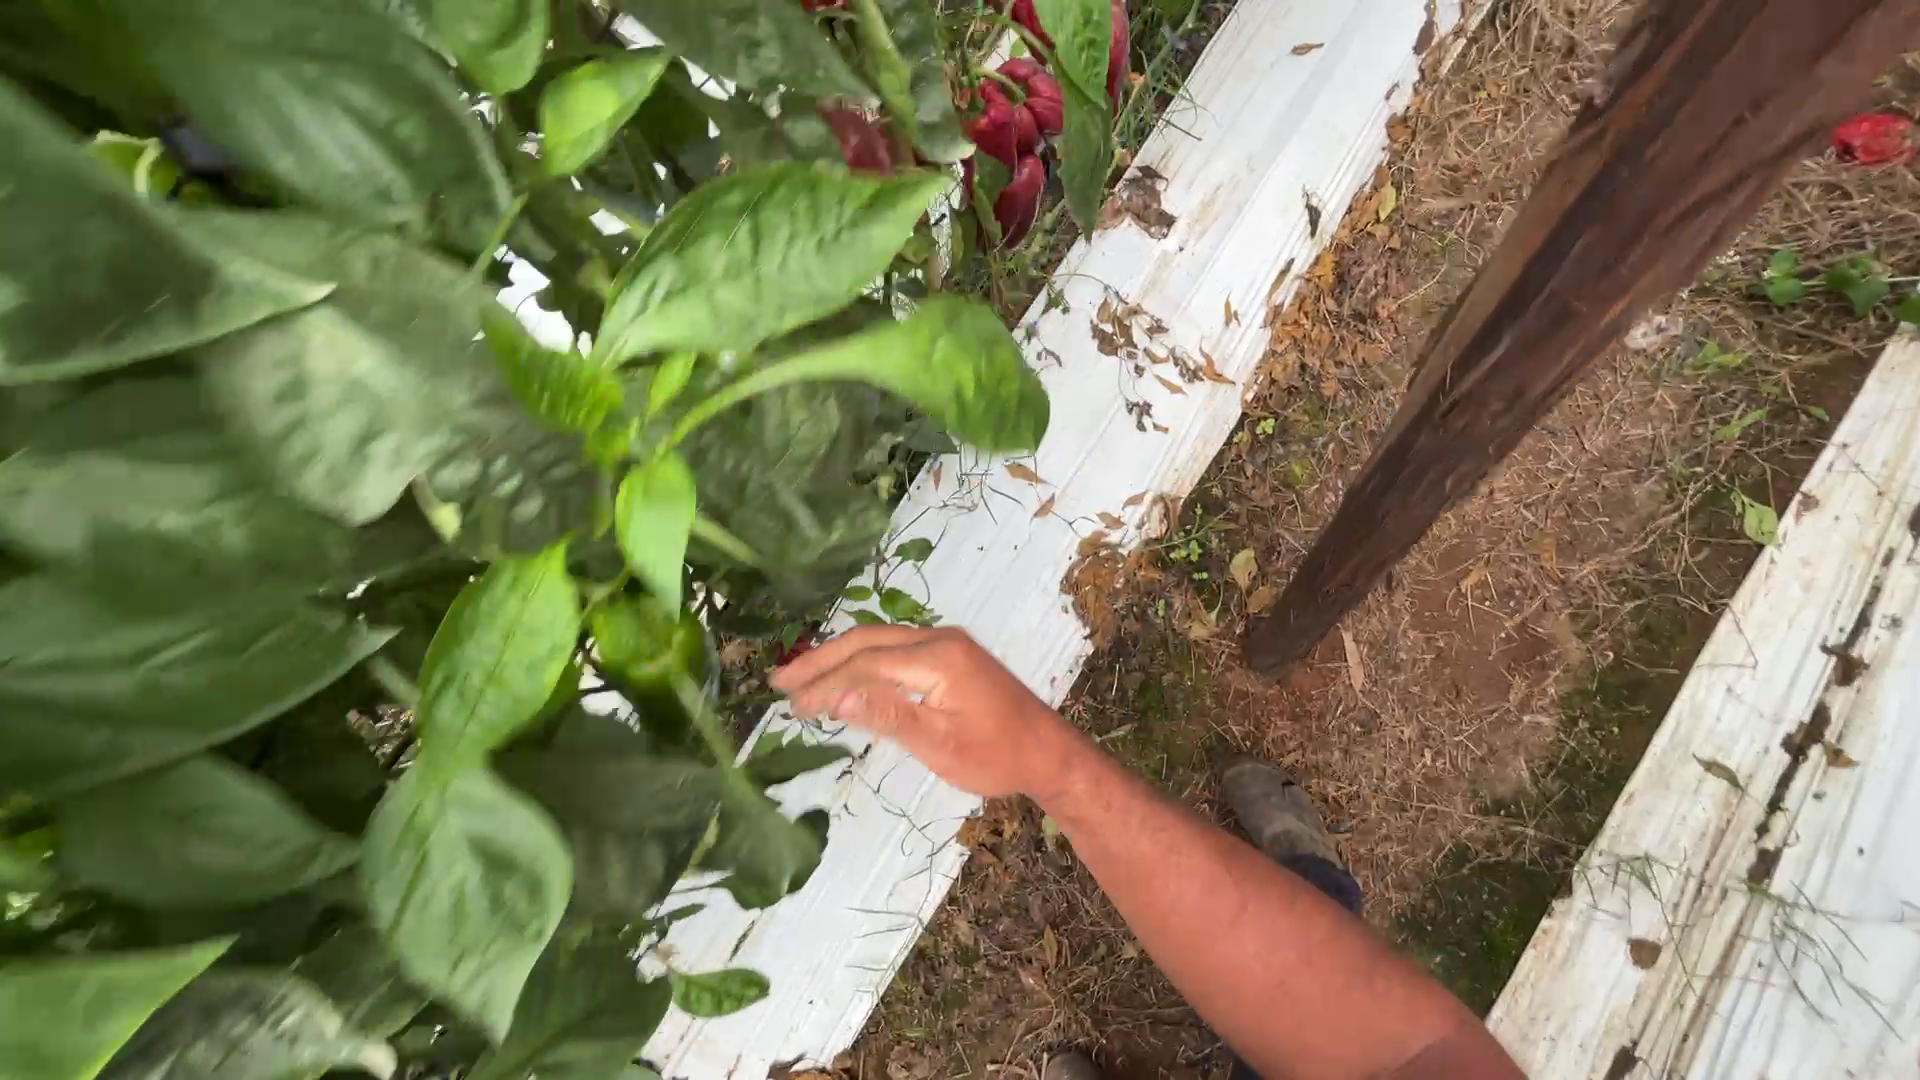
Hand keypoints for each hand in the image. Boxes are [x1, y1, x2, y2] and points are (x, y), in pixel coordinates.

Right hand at [769, 626, 1093, 799]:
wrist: (1047, 751)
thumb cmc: (996, 756)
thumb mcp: (940, 744)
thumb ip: (889, 717)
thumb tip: (837, 698)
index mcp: (938, 656)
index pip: (867, 663)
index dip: (826, 682)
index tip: (791, 704)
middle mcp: (939, 638)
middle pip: (867, 640)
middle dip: (822, 660)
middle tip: (780, 682)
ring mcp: (945, 643)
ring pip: (880, 641)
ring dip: (840, 659)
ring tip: (800, 680)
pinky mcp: (949, 655)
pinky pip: (896, 651)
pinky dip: (864, 664)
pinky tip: (845, 680)